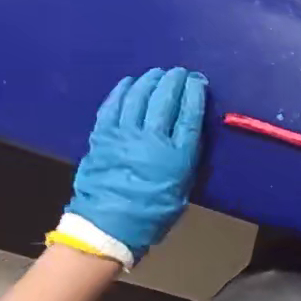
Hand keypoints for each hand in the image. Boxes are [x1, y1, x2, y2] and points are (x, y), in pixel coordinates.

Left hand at [61, 67, 207, 263]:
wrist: (108, 227)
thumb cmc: (150, 217)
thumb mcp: (181, 193)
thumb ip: (185, 162)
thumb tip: (187, 138)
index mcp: (176, 157)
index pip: (189, 116)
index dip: (194, 94)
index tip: (198, 82)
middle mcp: (152, 140)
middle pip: (165, 99)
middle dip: (174, 81)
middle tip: (179, 73)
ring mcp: (125, 135)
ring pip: (139, 96)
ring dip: (150, 81)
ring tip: (157, 74)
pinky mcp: (103, 135)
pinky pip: (114, 105)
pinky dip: (123, 90)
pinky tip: (130, 82)